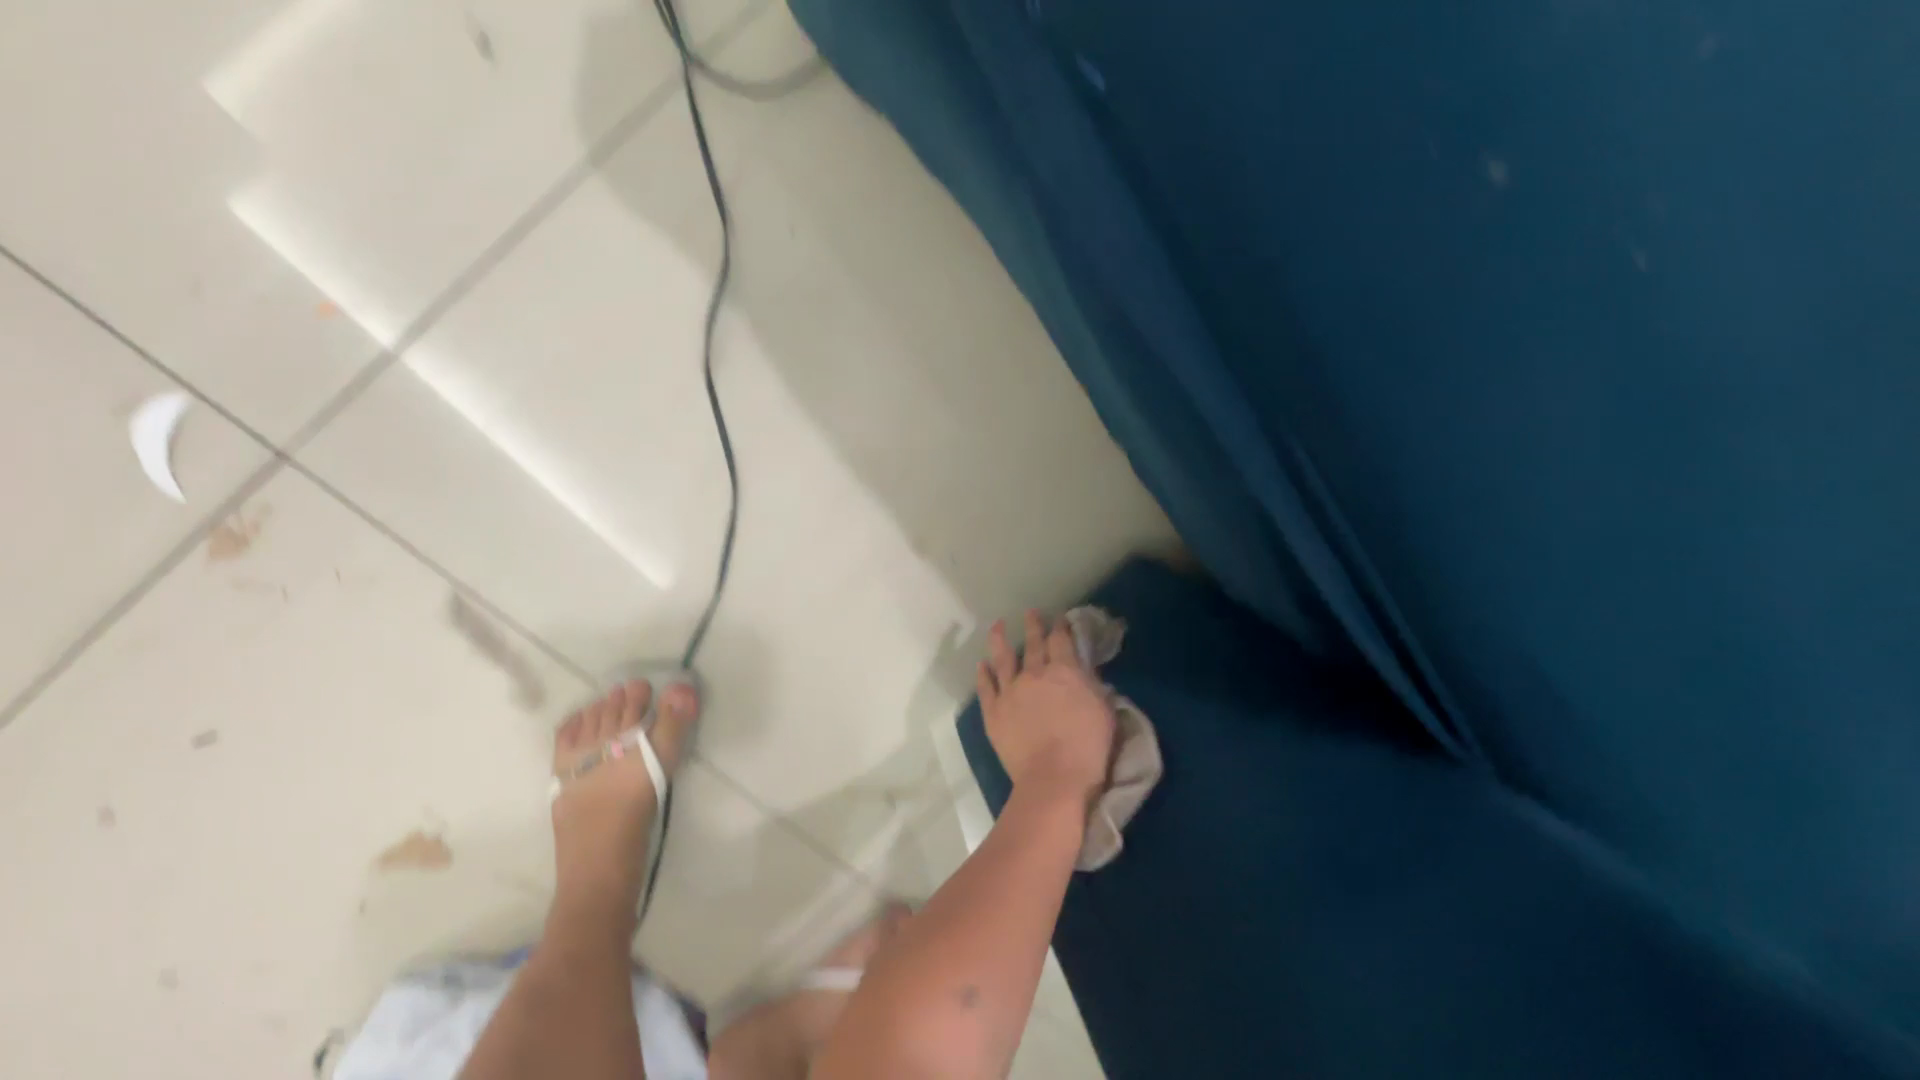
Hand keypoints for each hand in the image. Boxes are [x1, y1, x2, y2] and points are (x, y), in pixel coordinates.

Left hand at [976, 610, 1116, 806]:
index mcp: (1065, 671)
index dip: (1060, 627)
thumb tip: (1084, 672)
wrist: (1053, 778)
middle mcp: (1034, 674)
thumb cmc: (1087, 747)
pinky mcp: (993, 712)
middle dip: (1033, 626)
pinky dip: (984, 674)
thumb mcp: (1104, 711)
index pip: (1061, 640)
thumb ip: (1092, 686)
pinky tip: (982, 665)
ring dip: (1000, 640)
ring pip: (1003, 658)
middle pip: (1032, 644)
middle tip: (1031, 613)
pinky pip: (986, 687)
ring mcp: (1010, 692)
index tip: (1059, 619)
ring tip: (998, 626)